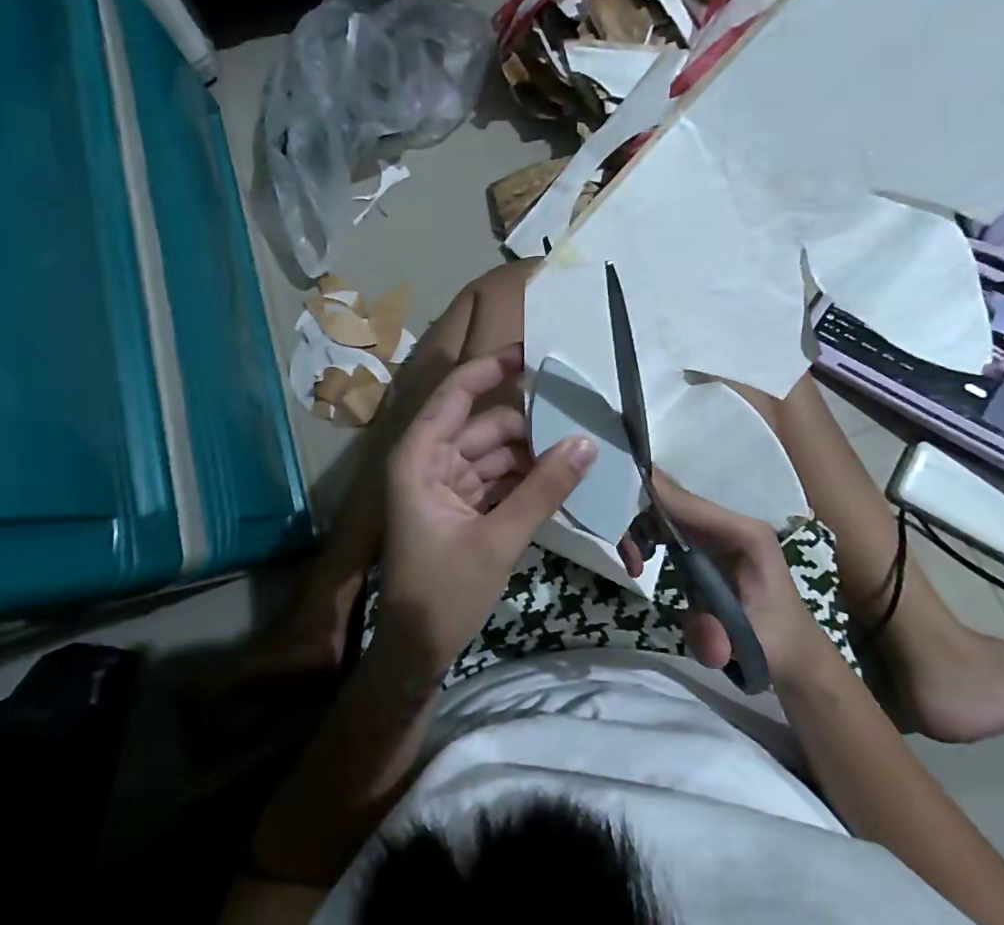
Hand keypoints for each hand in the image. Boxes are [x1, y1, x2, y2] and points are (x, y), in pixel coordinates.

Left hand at [378, 345, 597, 666]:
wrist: (415, 650)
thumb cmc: (442, 594)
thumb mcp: (497, 540)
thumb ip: (542, 490)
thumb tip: (588, 443)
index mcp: (419, 458)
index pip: (455, 394)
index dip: (491, 368)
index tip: (533, 353)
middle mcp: (428, 461)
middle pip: (484, 424)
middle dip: (529, 424)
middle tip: (580, 420)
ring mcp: (444, 484)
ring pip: (494, 452)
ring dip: (531, 455)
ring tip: (580, 454)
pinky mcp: (459, 506)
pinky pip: (496, 478)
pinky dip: (523, 479)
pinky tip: (560, 482)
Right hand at [622, 473, 833, 671]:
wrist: (793, 655)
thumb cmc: (776, 645)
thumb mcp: (750, 643)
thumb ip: (719, 636)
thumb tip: (698, 635)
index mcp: (745, 534)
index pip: (687, 502)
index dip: (649, 497)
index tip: (612, 504)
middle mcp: (730, 523)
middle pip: (672, 499)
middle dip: (639, 517)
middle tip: (627, 556)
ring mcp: (717, 531)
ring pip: (666, 510)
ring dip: (639, 528)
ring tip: (632, 563)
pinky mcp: (706, 543)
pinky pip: (668, 525)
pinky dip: (646, 536)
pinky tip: (640, 561)